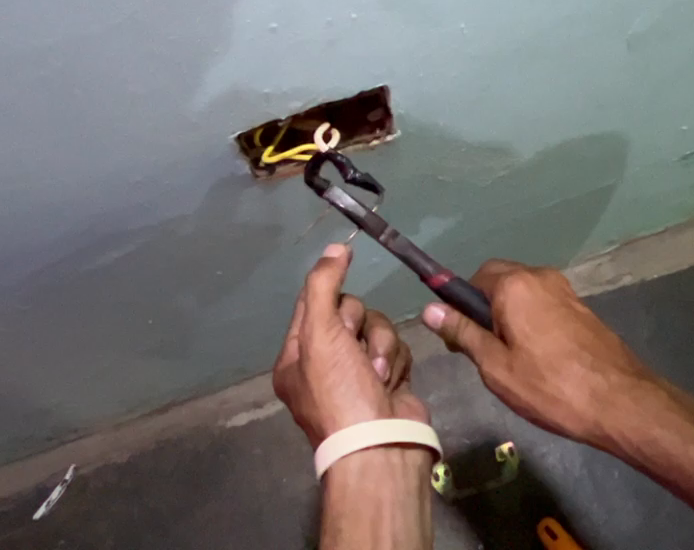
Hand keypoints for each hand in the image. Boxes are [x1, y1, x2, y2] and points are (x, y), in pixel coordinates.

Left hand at [274, 243, 428, 447]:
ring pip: (375, 328)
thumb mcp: (320, 332)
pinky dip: (396, 361)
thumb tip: (335, 247)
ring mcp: (357, 373)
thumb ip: (324, 285)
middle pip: (349, 311)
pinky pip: (395, 348)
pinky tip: (392, 382)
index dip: (328, 286)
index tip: (344, 260)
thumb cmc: (339, 390)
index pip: (311, 302)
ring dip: (380, 345)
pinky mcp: (388, 380)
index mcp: (296, 357)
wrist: (382, 446)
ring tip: (378, 373)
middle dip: (359, 325)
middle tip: (355, 348)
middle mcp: (324, 364)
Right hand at [422, 259, 661, 450]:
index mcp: (513, 284)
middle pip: (497, 280)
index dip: (459, 307)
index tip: (458, 339)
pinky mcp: (580, 306)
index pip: (471, 280)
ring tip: (511, 359)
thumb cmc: (550, 386)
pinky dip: (531, 320)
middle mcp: (537, 276)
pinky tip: (538, 357)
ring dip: (508, 314)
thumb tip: (429, 309)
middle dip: (484, 308)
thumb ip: (462, 333)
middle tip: (484, 351)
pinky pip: (542, 302)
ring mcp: (563, 289)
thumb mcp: (496, 366)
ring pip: (521, 292)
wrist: (622, 402)